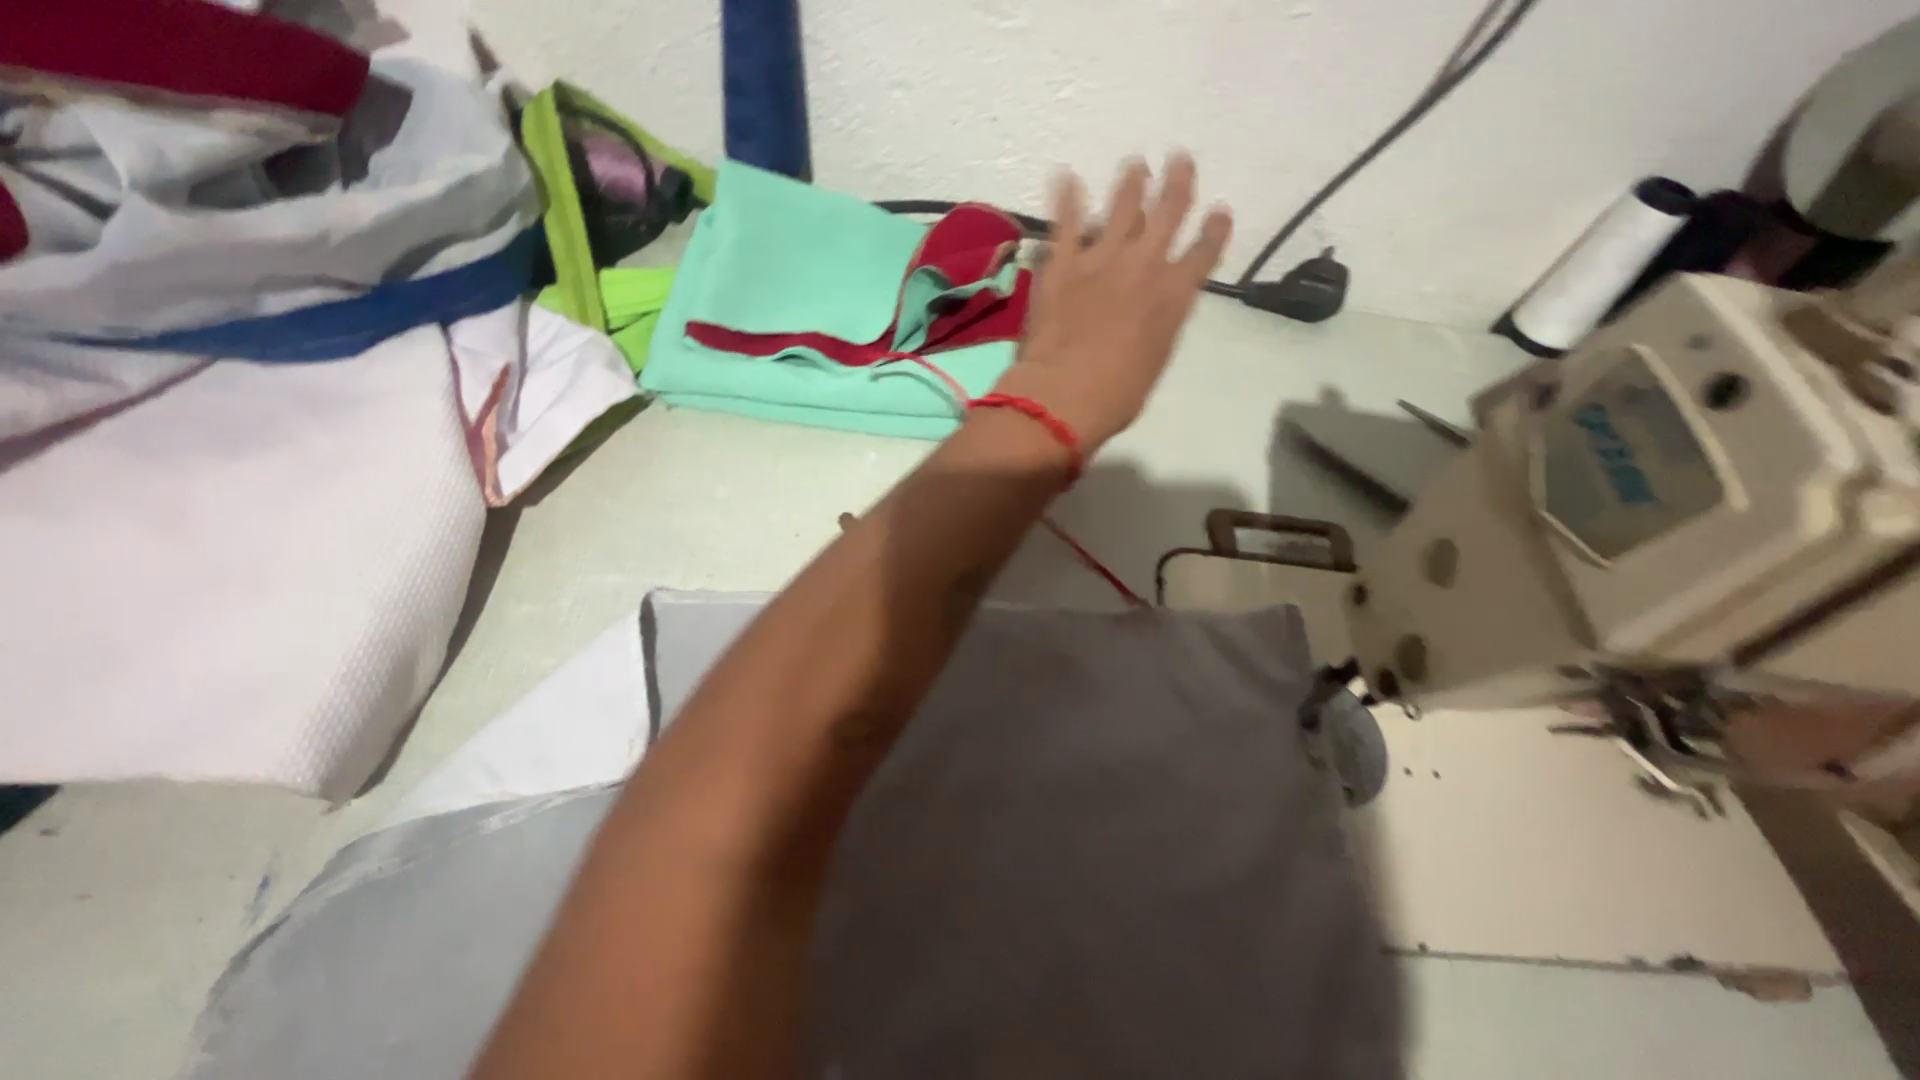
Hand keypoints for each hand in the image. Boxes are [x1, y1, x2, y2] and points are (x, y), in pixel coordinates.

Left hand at [992, 153, 1232, 450]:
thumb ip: (1159, 324)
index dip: (1215, 229)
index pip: (1204, 252)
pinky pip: (1065, 222)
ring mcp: (1100, 259)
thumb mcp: (1155, 360)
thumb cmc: (1115, 395)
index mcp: (1174, 296)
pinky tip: (1066, 176)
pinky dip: (1066, 197)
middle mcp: (1143, 267)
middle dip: (1177, 182)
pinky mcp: (1062, 264)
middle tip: (1180, 159)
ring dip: (1131, 183)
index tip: (1220, 211)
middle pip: (1168, 212)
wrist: (1063, 395)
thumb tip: (1153, 310)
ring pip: (1122, 207)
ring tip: (1136, 164)